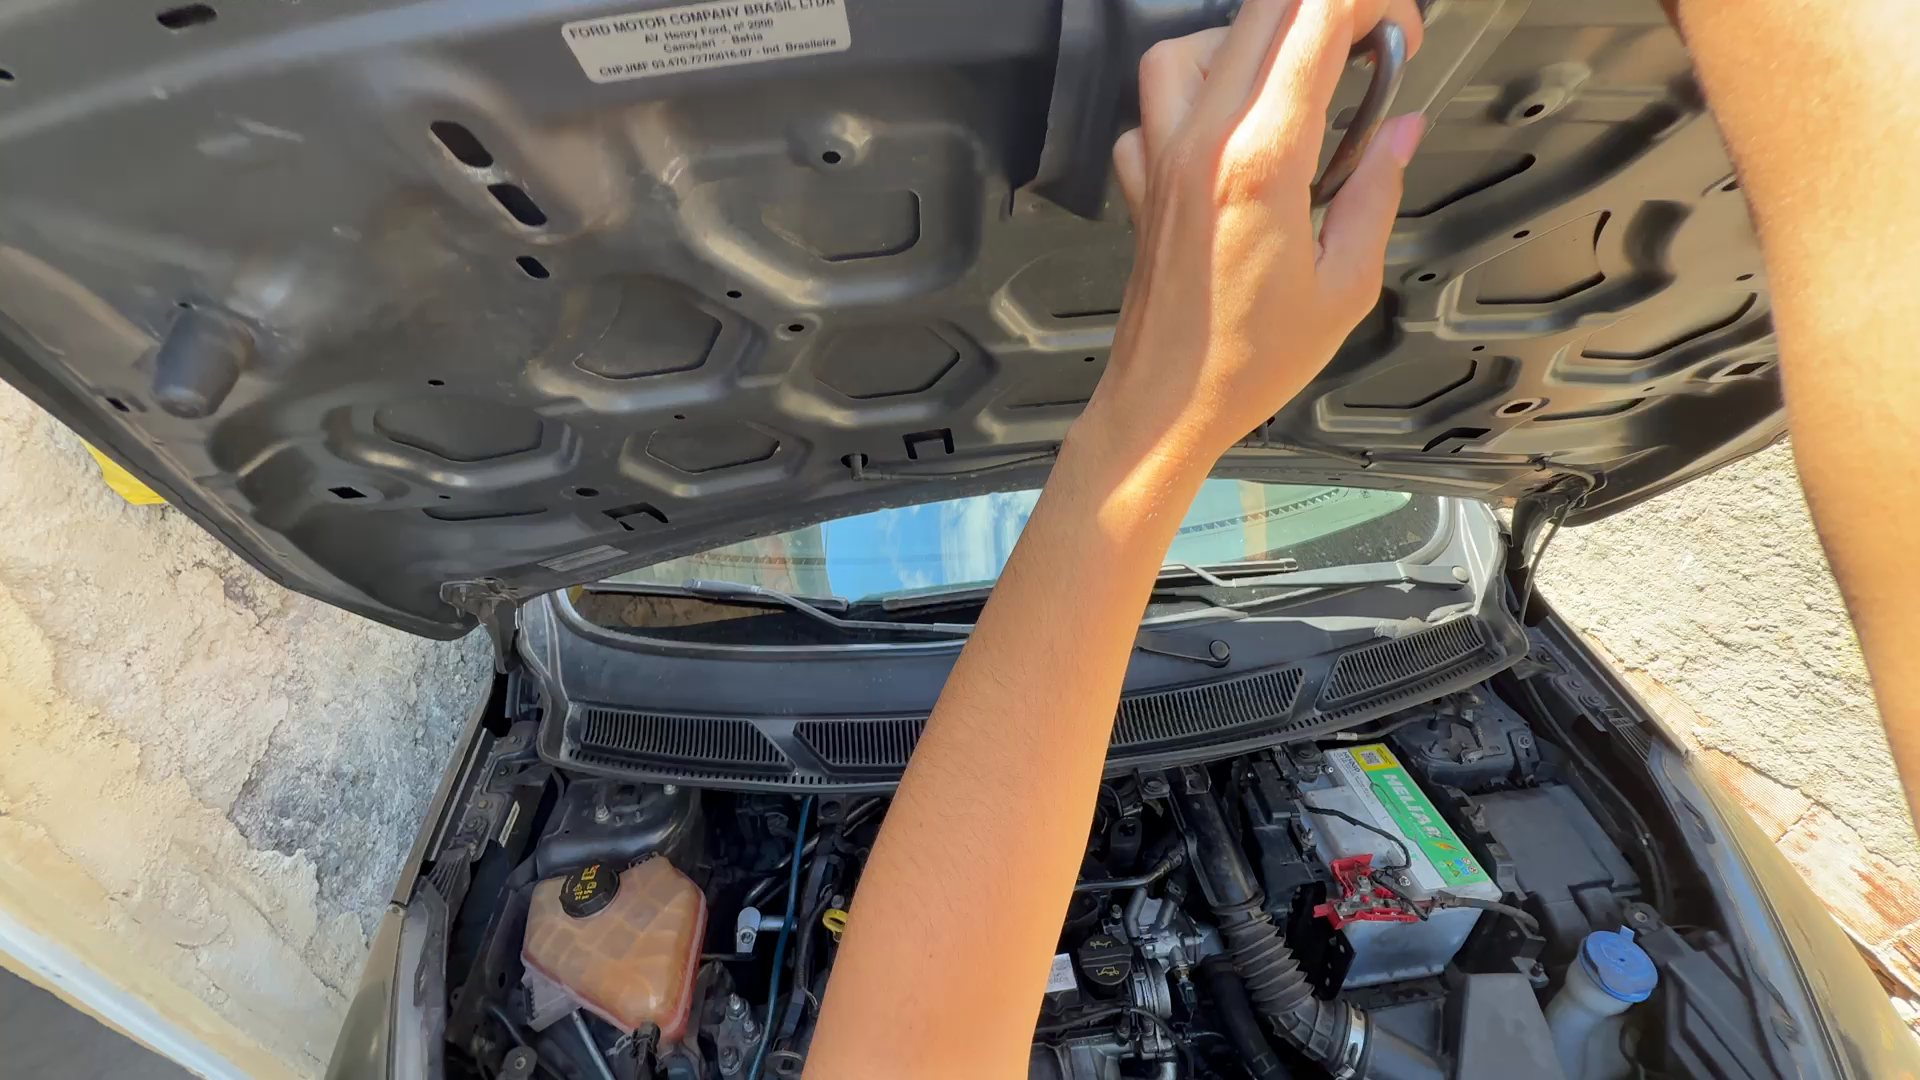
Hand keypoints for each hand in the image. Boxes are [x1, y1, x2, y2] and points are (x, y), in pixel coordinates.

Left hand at [1078, 0, 1425, 469]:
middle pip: (1258, 10)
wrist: (1162, 408)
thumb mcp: (1343, 289)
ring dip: (1244, 43)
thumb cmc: (1242, 366)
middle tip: (1360, 55)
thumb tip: (1400, 135)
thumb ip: (1375, 196)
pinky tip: (1220, 139)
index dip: (1372, 3)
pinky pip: (1148, 116)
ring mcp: (1159, 167)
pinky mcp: (1139, 195)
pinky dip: (1186, 105)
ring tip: (1285, 88)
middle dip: (1322, 9)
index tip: (1397, 40)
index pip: (1316, 13)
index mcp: (1261, 161)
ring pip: (1186, 49)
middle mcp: (1200, 147)